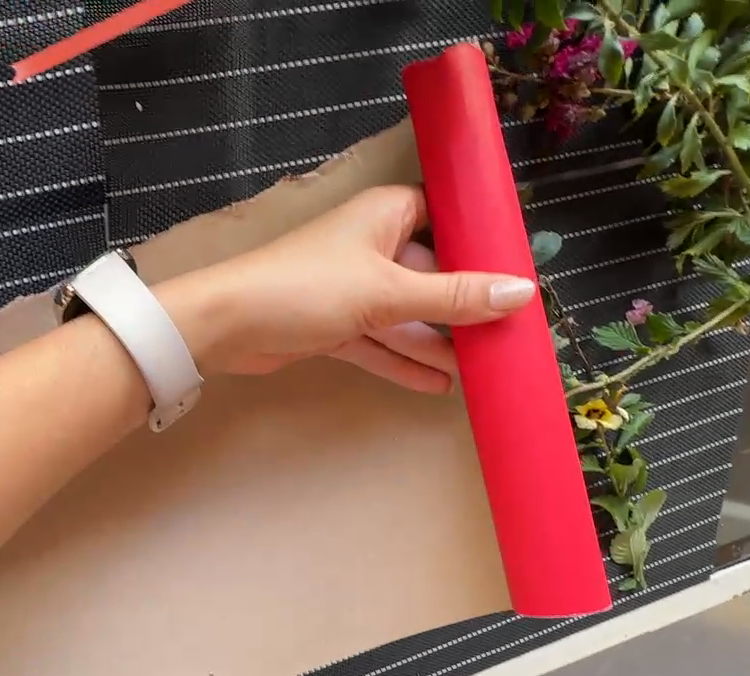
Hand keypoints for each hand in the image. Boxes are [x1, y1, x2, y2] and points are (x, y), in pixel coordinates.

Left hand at [162, 185, 536, 392]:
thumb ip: (453, 296)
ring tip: (481, 373)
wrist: (227, 325)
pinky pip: (376, 343)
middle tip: (508, 340)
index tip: (521, 279)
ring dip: (435, 345)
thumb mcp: (387, 291)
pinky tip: (437, 385)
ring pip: (403, 317)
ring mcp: (349, 291)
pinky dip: (401, 362)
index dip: (482, 249)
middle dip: (463, 309)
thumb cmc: (307, 288)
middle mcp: (371, 248)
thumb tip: (522, 293)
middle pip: (430, 276)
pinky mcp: (330, 327)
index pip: (448, 223)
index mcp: (388, 216)